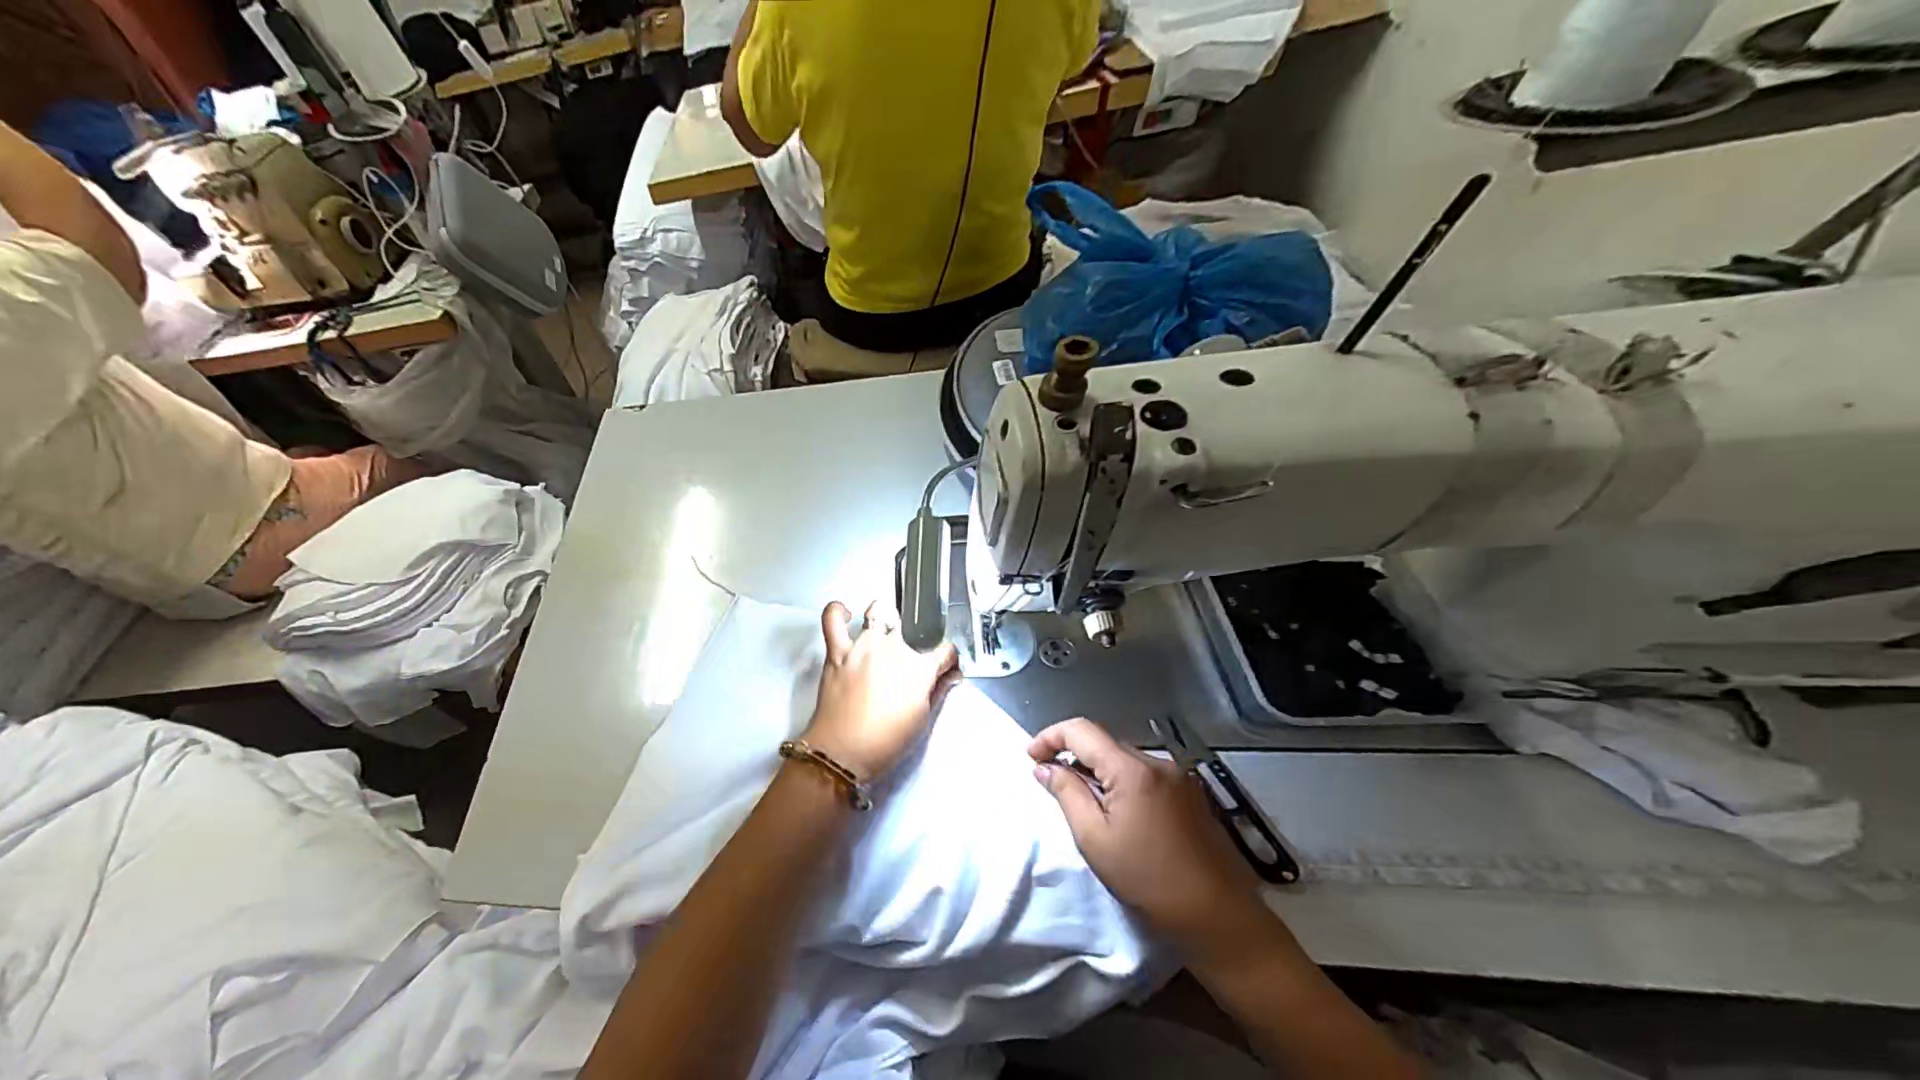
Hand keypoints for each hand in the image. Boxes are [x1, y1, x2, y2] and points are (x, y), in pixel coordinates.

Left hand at [801, 600, 959, 781]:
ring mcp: (864, 646)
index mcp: (920, 667)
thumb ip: (939, 691)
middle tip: (910, 656)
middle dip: (917, 638)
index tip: (944, 667)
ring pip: (878, 612)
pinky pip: (832, 620)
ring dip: (884, 618)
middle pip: (913, 627)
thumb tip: (953, 675)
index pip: (945, 649)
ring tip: (883, 631)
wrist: (842, 753)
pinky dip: (837, 612)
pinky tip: (846, 615)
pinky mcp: (837, 650)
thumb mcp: (923, 721)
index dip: (948, 658)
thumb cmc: (887, 742)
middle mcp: (894, 648)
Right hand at [1029, 718, 1261, 952]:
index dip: (1051, 736)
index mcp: (1133, 769)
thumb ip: (1067, 794)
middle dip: (1074, 754)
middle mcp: (1158, 761)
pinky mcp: (1190, 792)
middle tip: (1051, 780)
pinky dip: (1122, 781)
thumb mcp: (1095, 839)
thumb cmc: (1147, 880)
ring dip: (1099, 770)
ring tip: (1083, 801)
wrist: (1216, 915)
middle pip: (1105, 743)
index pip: (1082, 730)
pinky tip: (1118, 811)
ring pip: (1125, 758)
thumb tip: (1045, 766)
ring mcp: (1179, 776)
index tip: (1031, 756)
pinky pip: (1145, 774)